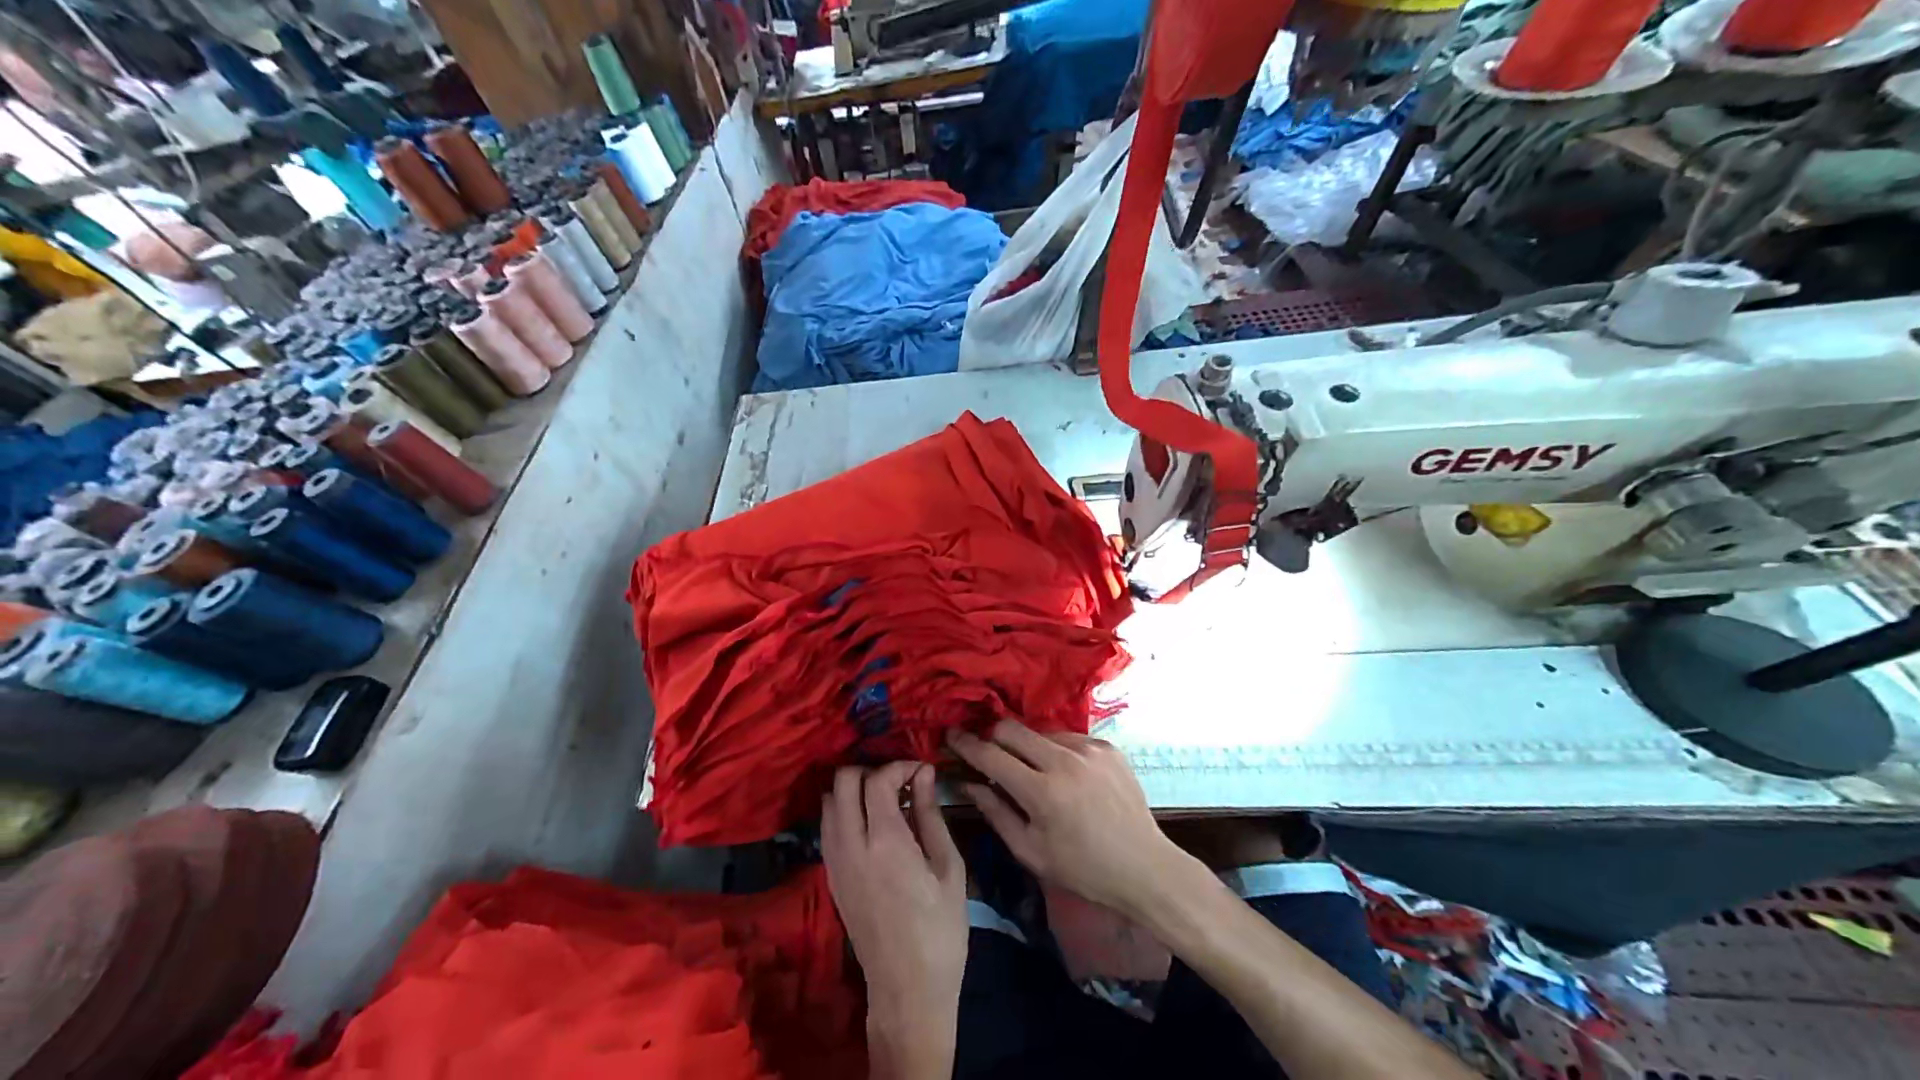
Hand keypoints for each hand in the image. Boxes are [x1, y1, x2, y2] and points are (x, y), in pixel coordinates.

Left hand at [820, 762, 965, 1079]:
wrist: (907, 989)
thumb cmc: (941, 929)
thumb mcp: (948, 868)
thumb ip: (931, 816)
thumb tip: (924, 775)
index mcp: (885, 842)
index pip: (877, 779)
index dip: (900, 766)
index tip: (922, 771)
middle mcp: (851, 845)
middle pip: (842, 782)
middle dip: (870, 771)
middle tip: (899, 783)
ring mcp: (835, 862)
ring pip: (827, 802)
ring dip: (852, 790)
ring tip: (885, 801)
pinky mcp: (831, 878)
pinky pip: (827, 828)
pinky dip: (843, 812)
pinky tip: (870, 825)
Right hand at [947, 720, 1203, 921]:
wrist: (1144, 867)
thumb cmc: (1082, 869)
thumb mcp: (1030, 851)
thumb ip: (995, 812)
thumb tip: (967, 783)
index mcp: (1042, 792)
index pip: (991, 755)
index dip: (967, 744)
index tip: (952, 736)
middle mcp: (1065, 761)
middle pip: (1012, 729)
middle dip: (993, 736)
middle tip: (986, 751)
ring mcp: (1089, 750)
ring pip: (1040, 732)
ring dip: (1026, 747)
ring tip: (1032, 772)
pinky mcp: (1107, 747)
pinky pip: (1068, 738)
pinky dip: (1056, 751)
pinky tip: (1063, 775)